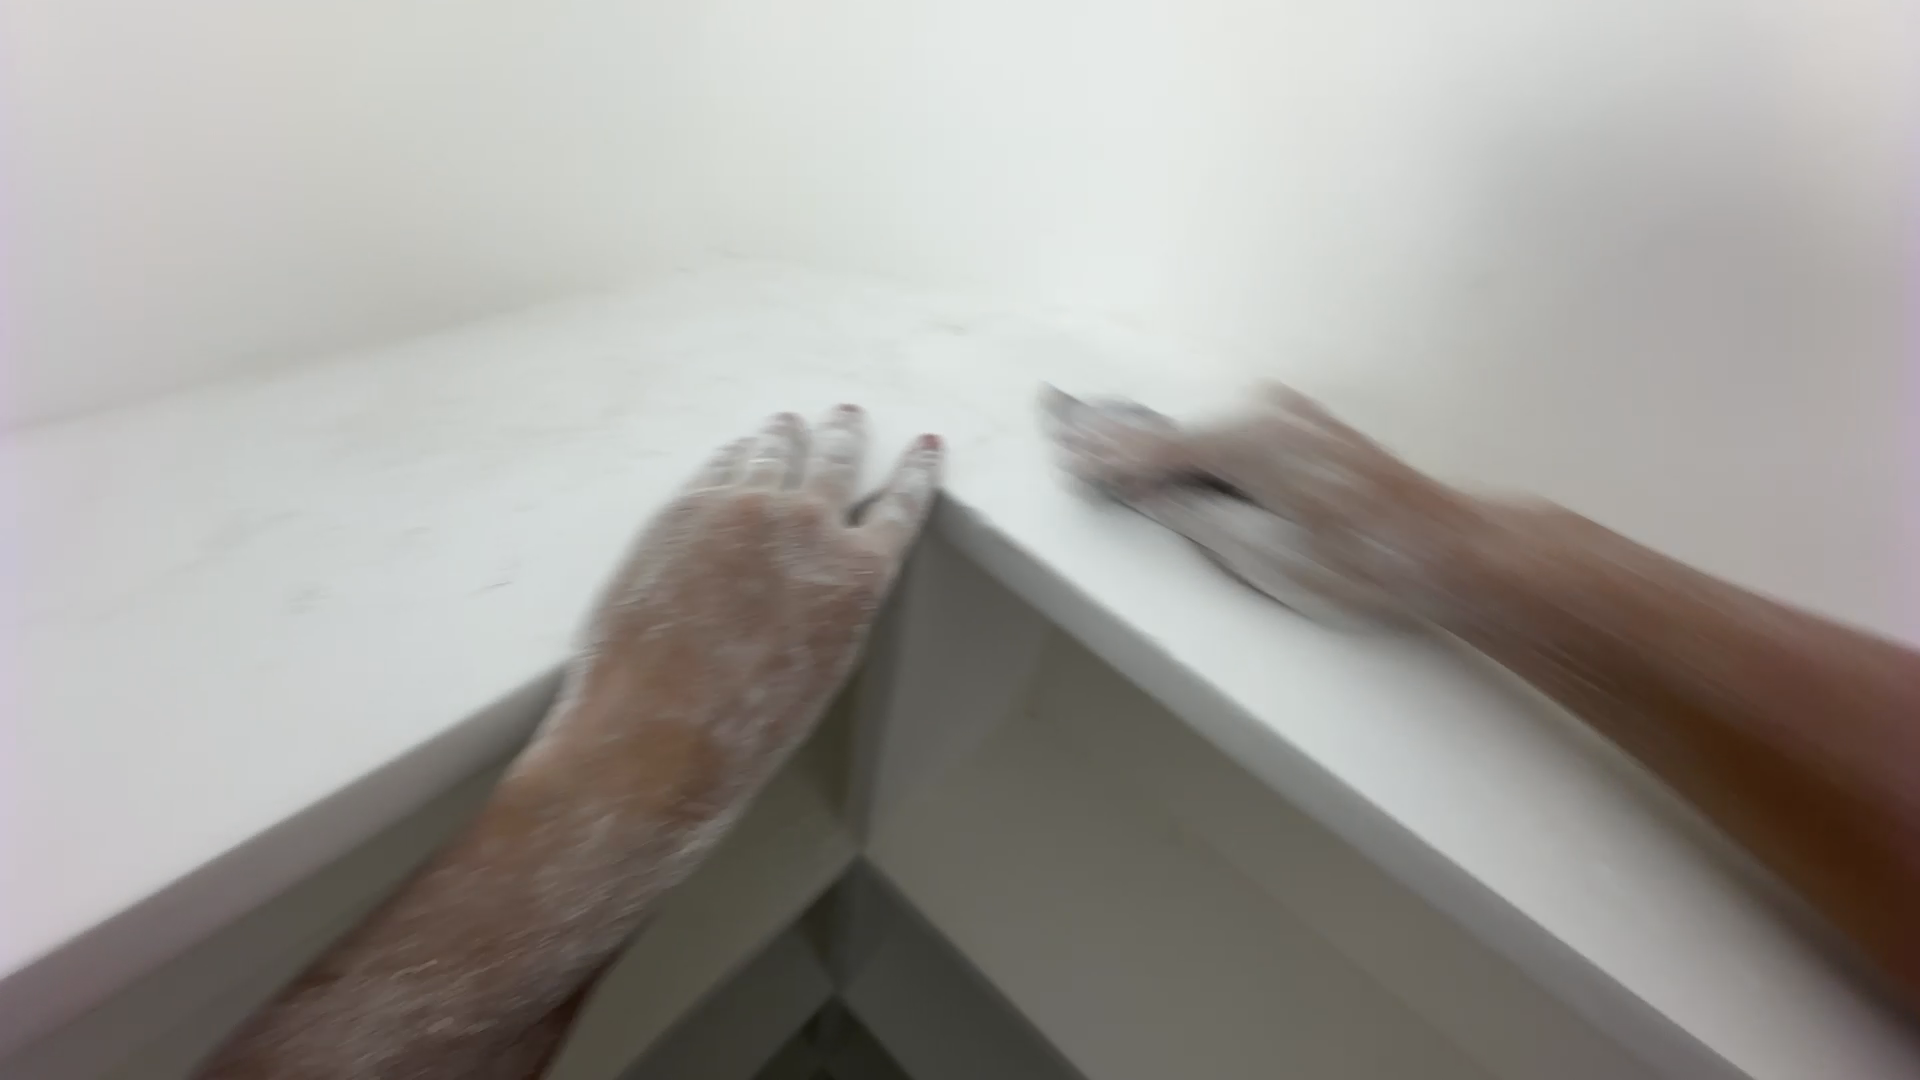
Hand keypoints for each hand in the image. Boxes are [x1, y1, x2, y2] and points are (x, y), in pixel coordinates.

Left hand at [536, 405, 943, 797]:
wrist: (661, 732)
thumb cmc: (753, 719)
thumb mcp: (828, 658)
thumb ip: (837, 596)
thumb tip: (825, 565)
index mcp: (858, 572)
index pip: (901, 504)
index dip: (917, 472)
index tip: (926, 446)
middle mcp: (809, 524)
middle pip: (835, 459)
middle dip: (845, 433)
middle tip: (847, 414)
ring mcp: (744, 507)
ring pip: (774, 451)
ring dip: (785, 434)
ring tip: (787, 423)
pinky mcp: (687, 507)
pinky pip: (721, 465)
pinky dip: (736, 454)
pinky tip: (738, 450)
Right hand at [1045, 384, 1484, 625]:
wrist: (1443, 546)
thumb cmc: (1352, 565)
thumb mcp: (1259, 552)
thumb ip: (1190, 512)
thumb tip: (1138, 489)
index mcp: (1248, 441)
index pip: (1155, 448)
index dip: (1107, 456)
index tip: (1063, 455)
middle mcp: (1262, 411)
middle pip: (1170, 428)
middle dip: (1114, 434)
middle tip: (1058, 420)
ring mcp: (1283, 413)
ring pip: (1194, 427)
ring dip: (1146, 436)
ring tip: (1092, 432)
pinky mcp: (1295, 424)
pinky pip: (1220, 429)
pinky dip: (1182, 439)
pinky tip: (1155, 441)